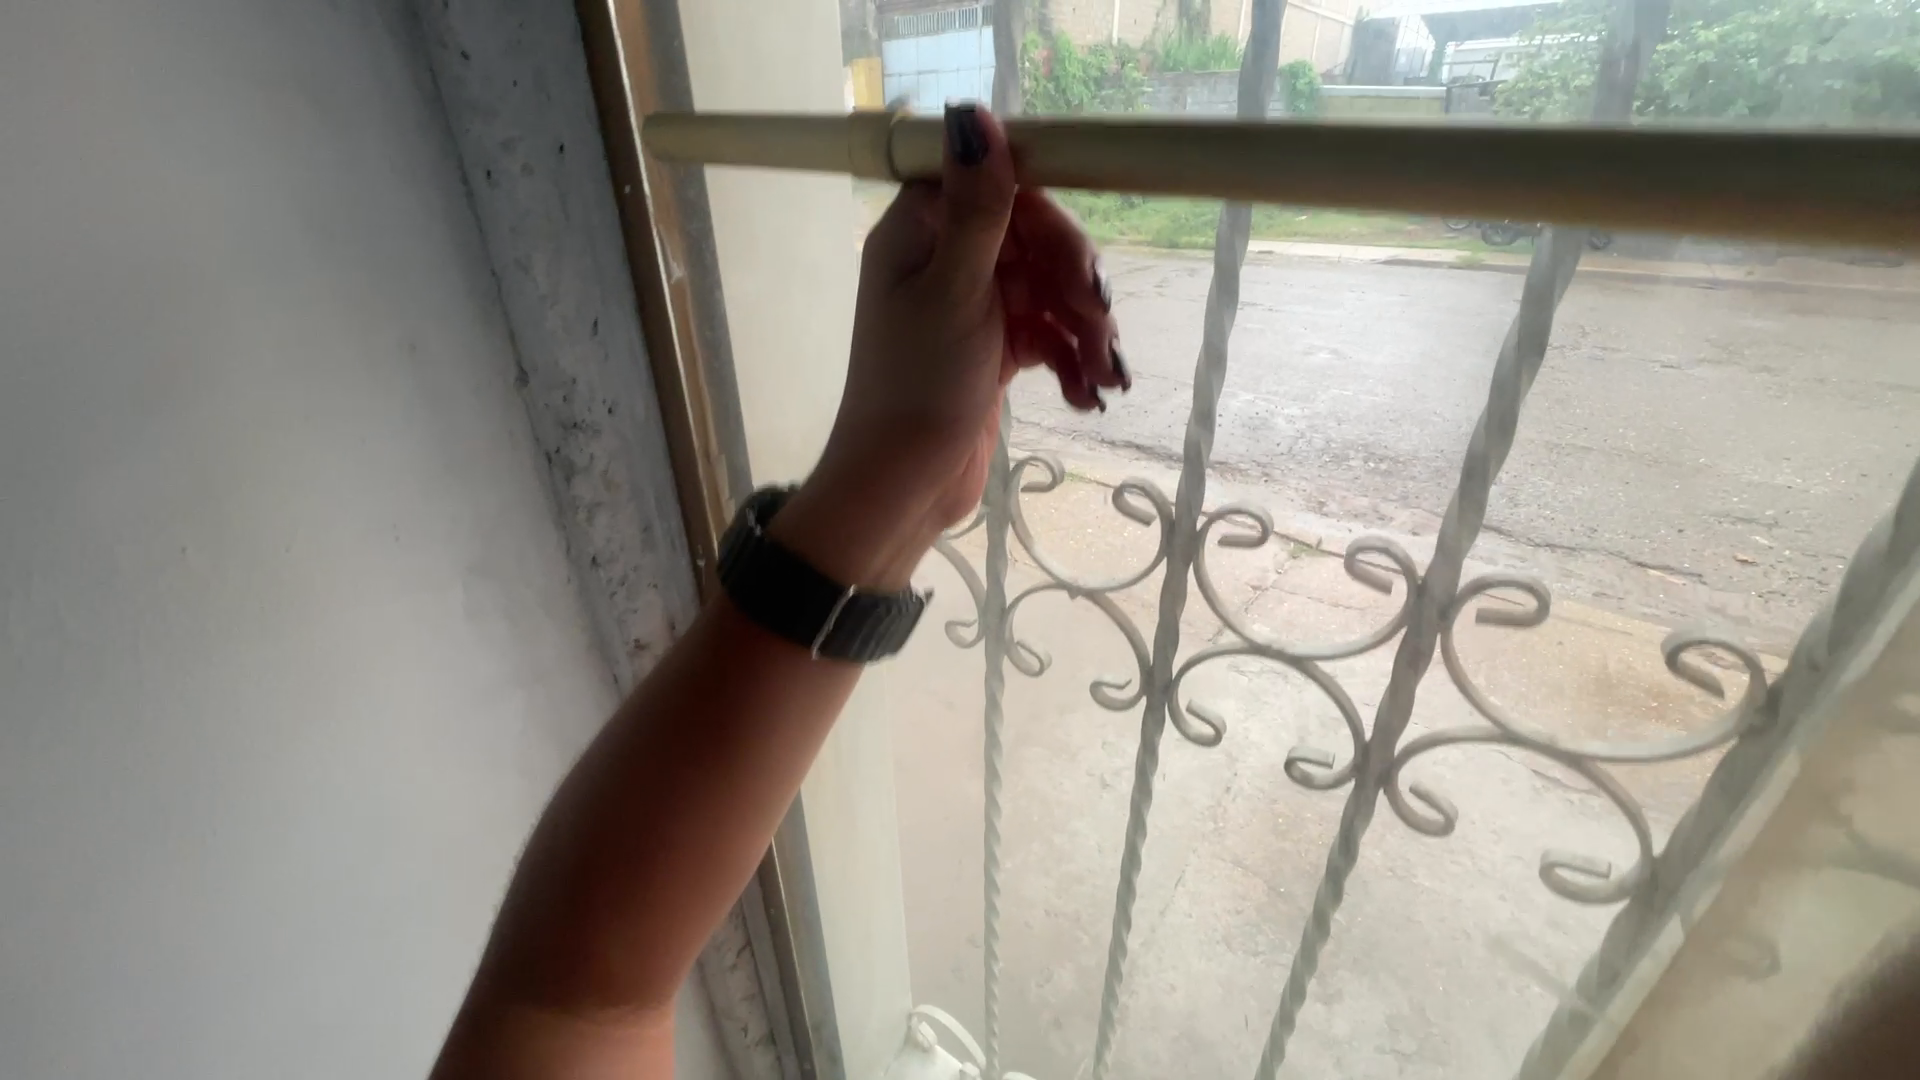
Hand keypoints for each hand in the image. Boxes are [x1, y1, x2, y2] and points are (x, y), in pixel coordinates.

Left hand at [775, 105, 1128, 589]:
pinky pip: (1044, 336)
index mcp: (922, 233)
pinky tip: (1087, 395)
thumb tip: (972, 112)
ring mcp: (972, 308)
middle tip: (1100, 326)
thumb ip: (977, 210)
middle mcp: (946, 262)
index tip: (1080, 267)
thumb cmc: (918, 387)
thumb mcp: (953, 294)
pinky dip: (1069, 361)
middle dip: (1074, 288)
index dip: (1049, 223)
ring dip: (1083, 333)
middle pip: (1034, 244)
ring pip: (1047, 294)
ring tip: (1107, 378)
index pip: (1002, 192)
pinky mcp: (992, 351)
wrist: (905, 484)